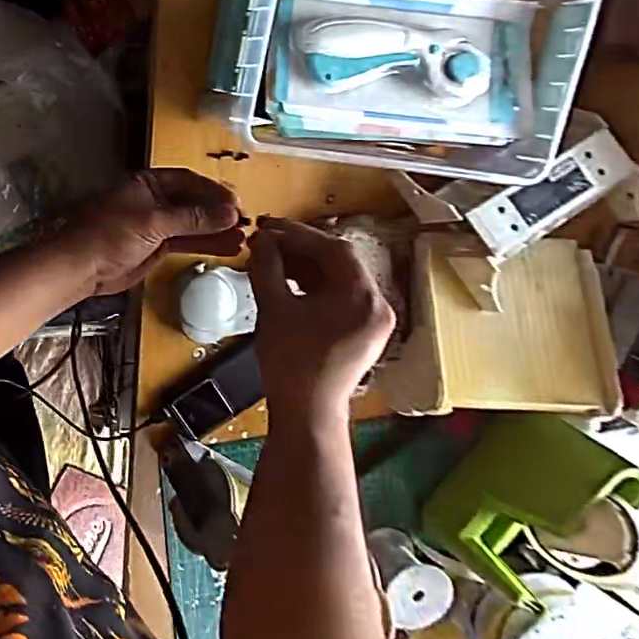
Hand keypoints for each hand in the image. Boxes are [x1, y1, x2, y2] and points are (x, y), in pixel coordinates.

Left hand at [60, 169, 245, 294]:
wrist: (81, 265)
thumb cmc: (108, 234)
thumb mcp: (153, 222)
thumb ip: (192, 218)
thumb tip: (228, 213)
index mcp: (146, 183)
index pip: (187, 180)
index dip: (213, 191)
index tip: (237, 202)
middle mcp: (152, 199)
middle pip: (193, 201)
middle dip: (218, 212)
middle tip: (246, 221)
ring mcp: (155, 223)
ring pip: (193, 223)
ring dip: (217, 230)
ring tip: (245, 237)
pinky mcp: (156, 245)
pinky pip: (186, 240)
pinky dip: (206, 244)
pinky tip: (228, 247)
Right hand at [247, 217, 394, 421]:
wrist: (307, 411)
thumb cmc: (292, 362)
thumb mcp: (274, 307)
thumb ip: (267, 266)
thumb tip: (262, 239)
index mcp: (362, 298)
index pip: (333, 248)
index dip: (297, 233)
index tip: (267, 227)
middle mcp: (377, 305)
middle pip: (338, 260)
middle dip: (299, 247)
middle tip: (265, 239)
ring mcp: (372, 319)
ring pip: (337, 275)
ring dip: (303, 263)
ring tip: (269, 258)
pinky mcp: (361, 329)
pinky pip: (338, 293)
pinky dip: (311, 281)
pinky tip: (283, 278)